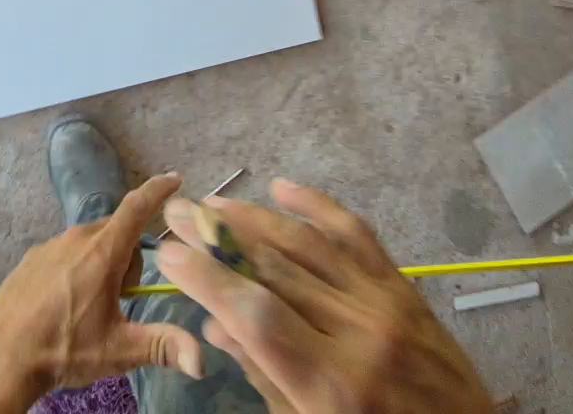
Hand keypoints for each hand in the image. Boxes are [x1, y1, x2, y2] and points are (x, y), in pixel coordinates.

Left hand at [0, 174, 202, 412]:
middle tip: (122, 301)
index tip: (176, 178)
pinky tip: (66, 304)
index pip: (137, 208)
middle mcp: (77, 238)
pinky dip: (77, 269)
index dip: (158, 191)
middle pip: (118, 233)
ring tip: (91, 309)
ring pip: (92, 244)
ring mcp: (51, 245)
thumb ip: (162, 346)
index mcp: (103, 252)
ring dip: (102, 265)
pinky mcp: (33, 257)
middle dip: (128, 259)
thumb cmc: (64, 348)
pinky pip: (67, 253)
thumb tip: (202, 359)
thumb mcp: (119, 351)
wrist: (3, 355)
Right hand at [156, 179, 491, 413]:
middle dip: (216, 237)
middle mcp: (359, 333)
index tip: (168, 253)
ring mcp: (385, 302)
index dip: (206, 278)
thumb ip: (266, 380)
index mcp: (334, 385)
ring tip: (211, 202)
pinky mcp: (404, 288)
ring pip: (306, 242)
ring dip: (251, 216)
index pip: (255, 314)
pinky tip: (281, 187)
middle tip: (175, 212)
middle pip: (274, 268)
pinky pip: (356, 233)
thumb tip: (214, 326)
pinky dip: (316, 204)